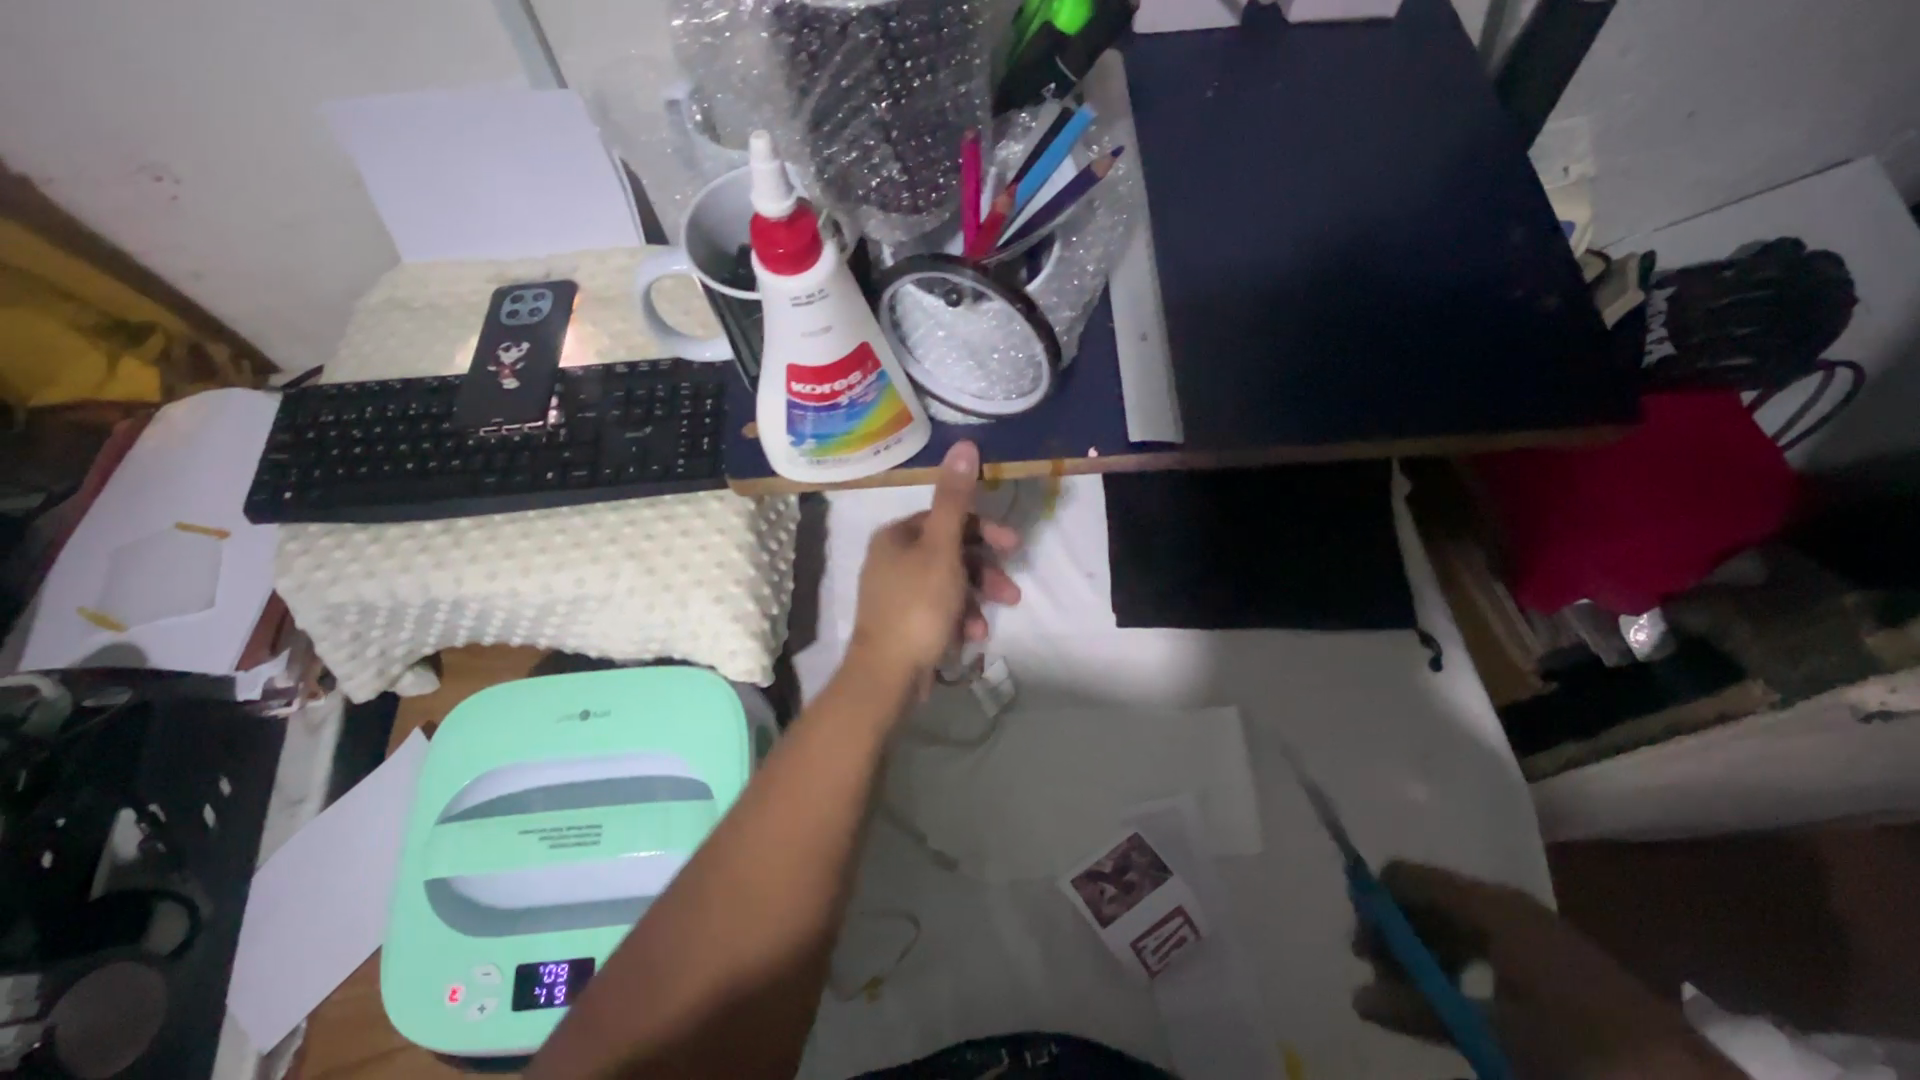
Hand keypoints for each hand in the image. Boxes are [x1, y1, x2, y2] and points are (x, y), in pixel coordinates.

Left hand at [847, 441, 1020, 690]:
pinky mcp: (904, 623)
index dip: (984, 530)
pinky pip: (940, 610)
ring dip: (977, 598)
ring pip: (949, 583)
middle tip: (1011, 591)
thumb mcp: (942, 548)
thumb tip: (965, 444)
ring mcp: (896, 594)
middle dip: (985, 571)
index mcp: (896, 536)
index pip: (947, 518)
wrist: (887, 675)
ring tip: (993, 618)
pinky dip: (960, 618)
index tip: (1013, 546)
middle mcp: (892, 559)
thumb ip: (956, 500)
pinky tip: (972, 636)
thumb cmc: (917, 606)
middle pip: (951, 552)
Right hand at [1354, 862, 1742, 1079]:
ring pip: (1454, 924)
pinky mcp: (1550, 961)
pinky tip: (1455, 1002)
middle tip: (1381, 982)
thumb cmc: (1580, 1048)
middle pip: (1428, 898)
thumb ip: (1418, 1009)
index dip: (1375, 906)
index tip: (1360, 952)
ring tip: (1412, 998)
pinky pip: (1482, 944)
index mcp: (1492, 907)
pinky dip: (1456, 965)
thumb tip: (1356, 996)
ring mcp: (1532, 932)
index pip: (1407, 878)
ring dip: (1425, 953)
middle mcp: (1507, 906)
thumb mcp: (1490, 1033)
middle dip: (1397, 934)